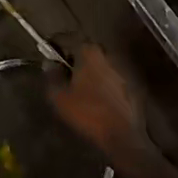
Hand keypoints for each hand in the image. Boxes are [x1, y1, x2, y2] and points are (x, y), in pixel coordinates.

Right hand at [47, 43, 153, 166]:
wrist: (124, 139)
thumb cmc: (88, 112)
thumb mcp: (59, 95)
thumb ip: (52, 75)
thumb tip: (49, 63)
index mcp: (89, 54)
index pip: (68, 38)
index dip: (54, 43)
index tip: (45, 49)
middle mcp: (108, 58)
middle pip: (86, 49)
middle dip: (72, 55)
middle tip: (60, 66)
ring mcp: (122, 73)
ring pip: (99, 64)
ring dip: (87, 69)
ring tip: (75, 82)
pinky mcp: (131, 89)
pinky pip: (109, 78)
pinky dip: (99, 82)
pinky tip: (92, 95)